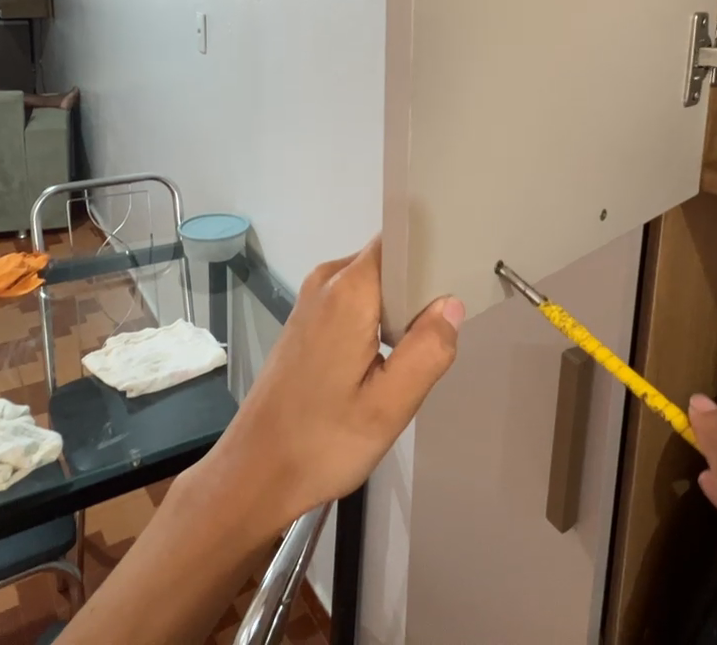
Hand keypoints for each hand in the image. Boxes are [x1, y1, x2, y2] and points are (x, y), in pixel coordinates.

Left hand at [202, 237, 461, 534]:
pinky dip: (380, 318)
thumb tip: (452, 304)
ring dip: (402, 306)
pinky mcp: (307, 322)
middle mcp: (327, 282)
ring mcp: (312, 301)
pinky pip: (356, 300)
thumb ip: (427, 350)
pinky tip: (393, 355)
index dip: (433, 250)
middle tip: (451, 322)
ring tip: (427, 341)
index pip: (400, 239)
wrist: (252, 476)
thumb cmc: (321, 443)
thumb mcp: (388, 407)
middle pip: (389, 259)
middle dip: (422, 284)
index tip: (463, 271)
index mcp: (348, 291)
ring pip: (374, 282)